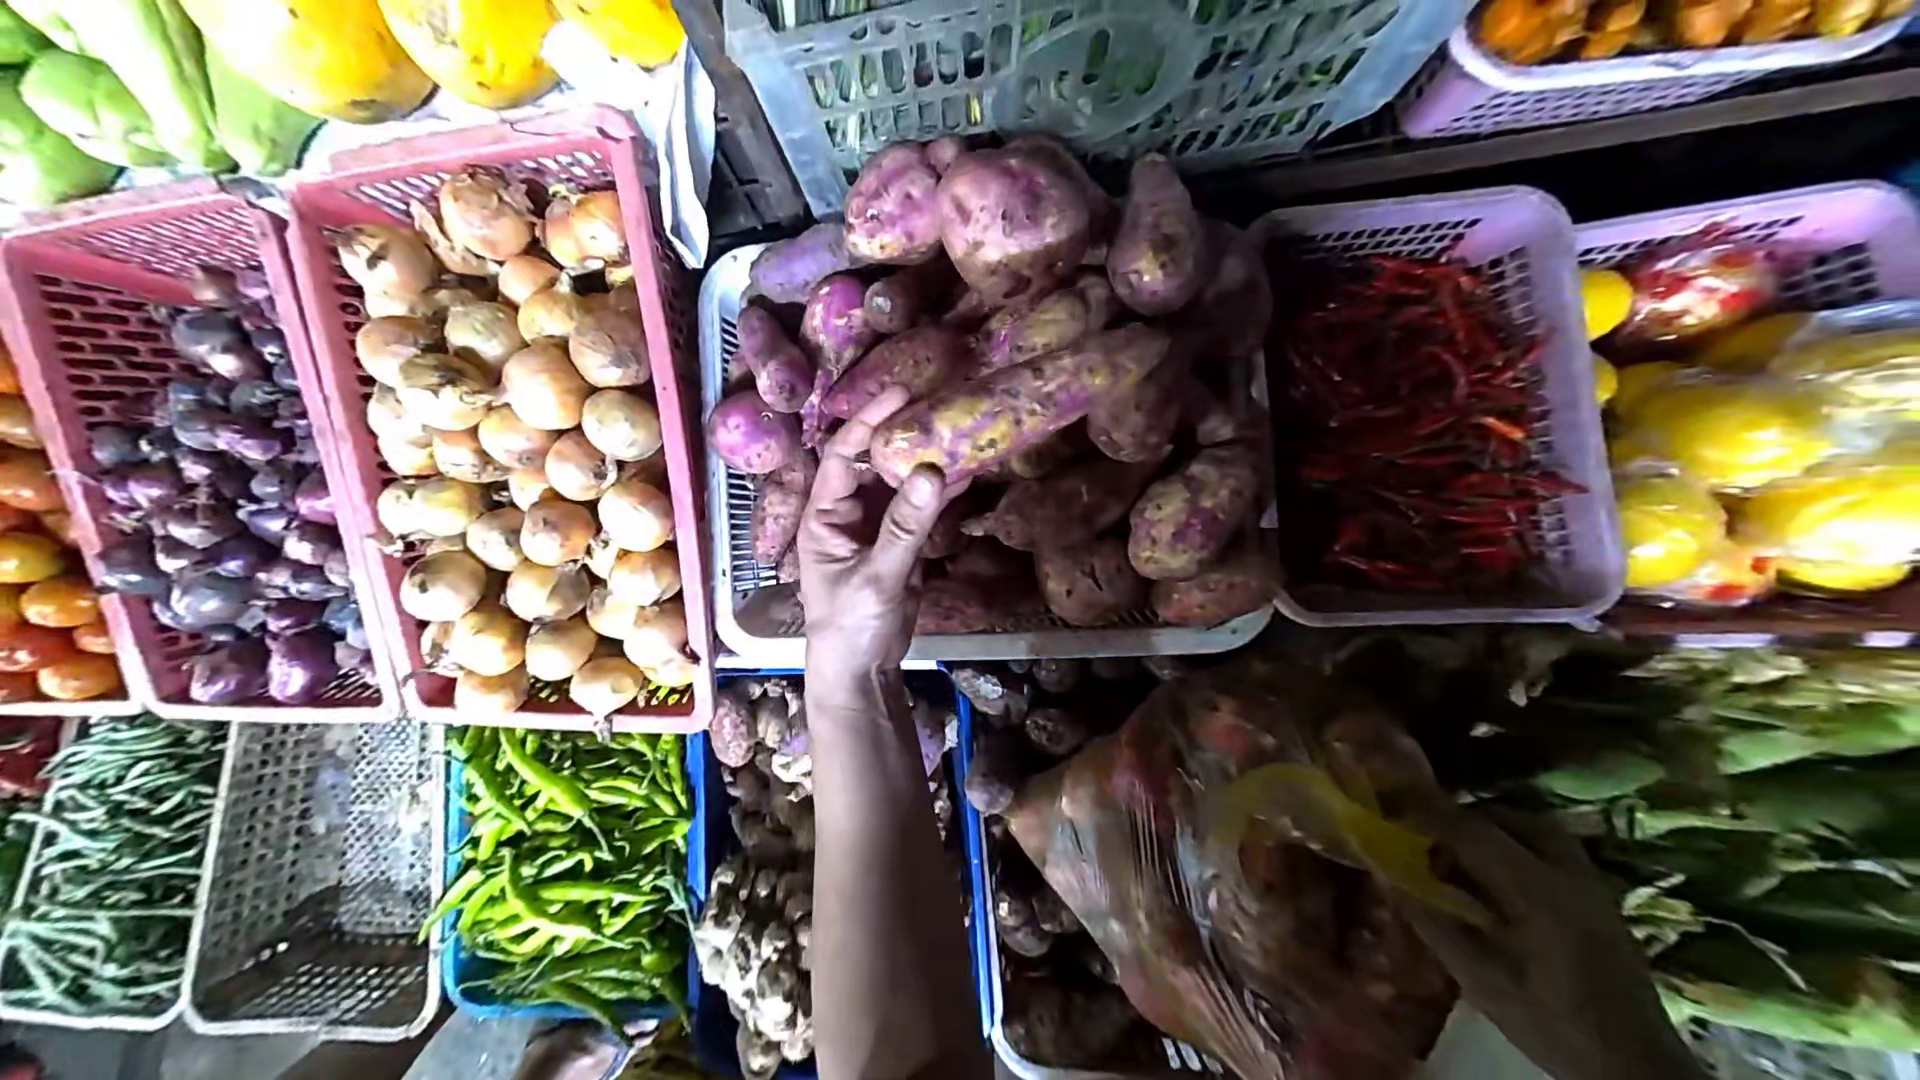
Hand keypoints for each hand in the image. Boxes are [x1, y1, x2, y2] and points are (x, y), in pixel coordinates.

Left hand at [798, 387, 964, 702]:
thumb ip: (904, 527)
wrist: (862, 668)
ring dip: (925, 463)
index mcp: (825, 515)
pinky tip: (964, 474)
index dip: (866, 422)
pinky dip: (940, 495)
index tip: (899, 394)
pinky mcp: (900, 544)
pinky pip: (920, 511)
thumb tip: (933, 472)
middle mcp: (848, 514)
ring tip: (957, 431)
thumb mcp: (876, 576)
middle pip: (874, 464)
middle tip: (936, 405)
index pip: (841, 456)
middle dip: (901, 436)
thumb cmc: (850, 624)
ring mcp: (876, 528)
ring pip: (900, 485)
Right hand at [1401, 806, 1706, 1079]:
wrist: (1637, 1068)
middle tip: (1420, 833)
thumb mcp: (1479, 979)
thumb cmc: (1550, 1023)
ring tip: (1454, 848)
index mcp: (1538, 893)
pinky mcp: (1598, 894)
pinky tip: (1492, 870)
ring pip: (1528, 824)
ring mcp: (1590, 882)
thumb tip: (1383, 870)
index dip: (1424, 812)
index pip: (1470, 829)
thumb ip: (1431, 920)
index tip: (1386, 807)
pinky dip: (1510, 840)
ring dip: (1485, 825)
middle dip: (1455, 816)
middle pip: (1501, 816)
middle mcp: (1568, 874)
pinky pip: (1546, 844)